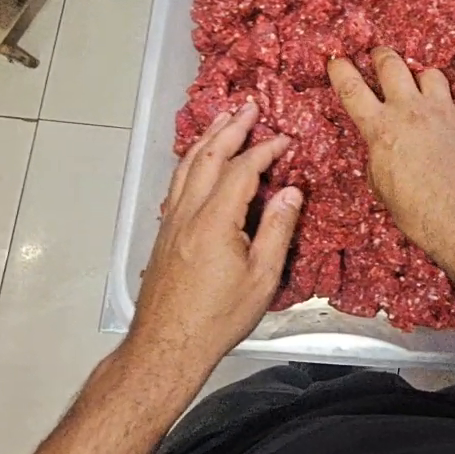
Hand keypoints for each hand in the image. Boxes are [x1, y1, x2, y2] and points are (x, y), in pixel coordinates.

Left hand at [130, 102, 300, 372]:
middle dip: (231, 128)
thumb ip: (278, 230)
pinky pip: (178, 182)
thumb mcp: (262, 277)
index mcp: (215, 220)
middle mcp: (188, 212)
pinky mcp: (165, 232)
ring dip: (208, 138)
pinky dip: (193, 160)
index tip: (285, 139)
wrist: (165, 346)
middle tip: (249, 107)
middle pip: (209, 156)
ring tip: (223, 120)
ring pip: (188, 165)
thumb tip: (290, 192)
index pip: (242, 169)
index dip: (265, 149)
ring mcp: (172, 220)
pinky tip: (200, 160)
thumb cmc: (217, 317)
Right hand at [327, 47, 454, 271]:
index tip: (336, 59)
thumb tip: (384, 146)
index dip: (341, 70)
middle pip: (392, 65)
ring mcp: (442, 112)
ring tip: (420, 85)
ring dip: (422, 77)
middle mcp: (411, 112)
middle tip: (379, 54)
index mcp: (381, 129)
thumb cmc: (417, 210)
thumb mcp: (382, 184)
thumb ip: (380, 154)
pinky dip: (450, 106)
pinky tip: (449, 118)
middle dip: (382, 55)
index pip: (351, 89)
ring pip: (430, 74)